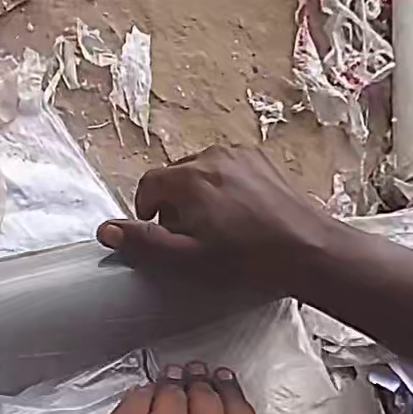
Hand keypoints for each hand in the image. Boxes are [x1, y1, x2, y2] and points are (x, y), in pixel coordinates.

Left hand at [56, 361, 265, 413]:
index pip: (237, 405)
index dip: (227, 388)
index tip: (221, 379)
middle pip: (203, 392)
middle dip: (198, 383)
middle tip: (191, 375)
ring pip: (169, 389)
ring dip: (169, 384)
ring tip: (167, 380)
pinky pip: (135, 397)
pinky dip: (140, 398)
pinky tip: (141, 401)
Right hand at [95, 147, 348, 290]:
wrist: (307, 249)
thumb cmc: (247, 258)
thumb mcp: (188, 257)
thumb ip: (145, 241)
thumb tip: (105, 231)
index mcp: (190, 179)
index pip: (148, 184)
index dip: (146, 211)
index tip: (161, 232)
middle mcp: (212, 156)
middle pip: (174, 176)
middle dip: (173, 204)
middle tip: (189, 236)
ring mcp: (240, 155)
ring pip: (200, 172)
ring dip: (197, 196)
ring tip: (215, 228)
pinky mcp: (260, 160)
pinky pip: (225, 169)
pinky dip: (221, 188)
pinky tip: (237, 216)